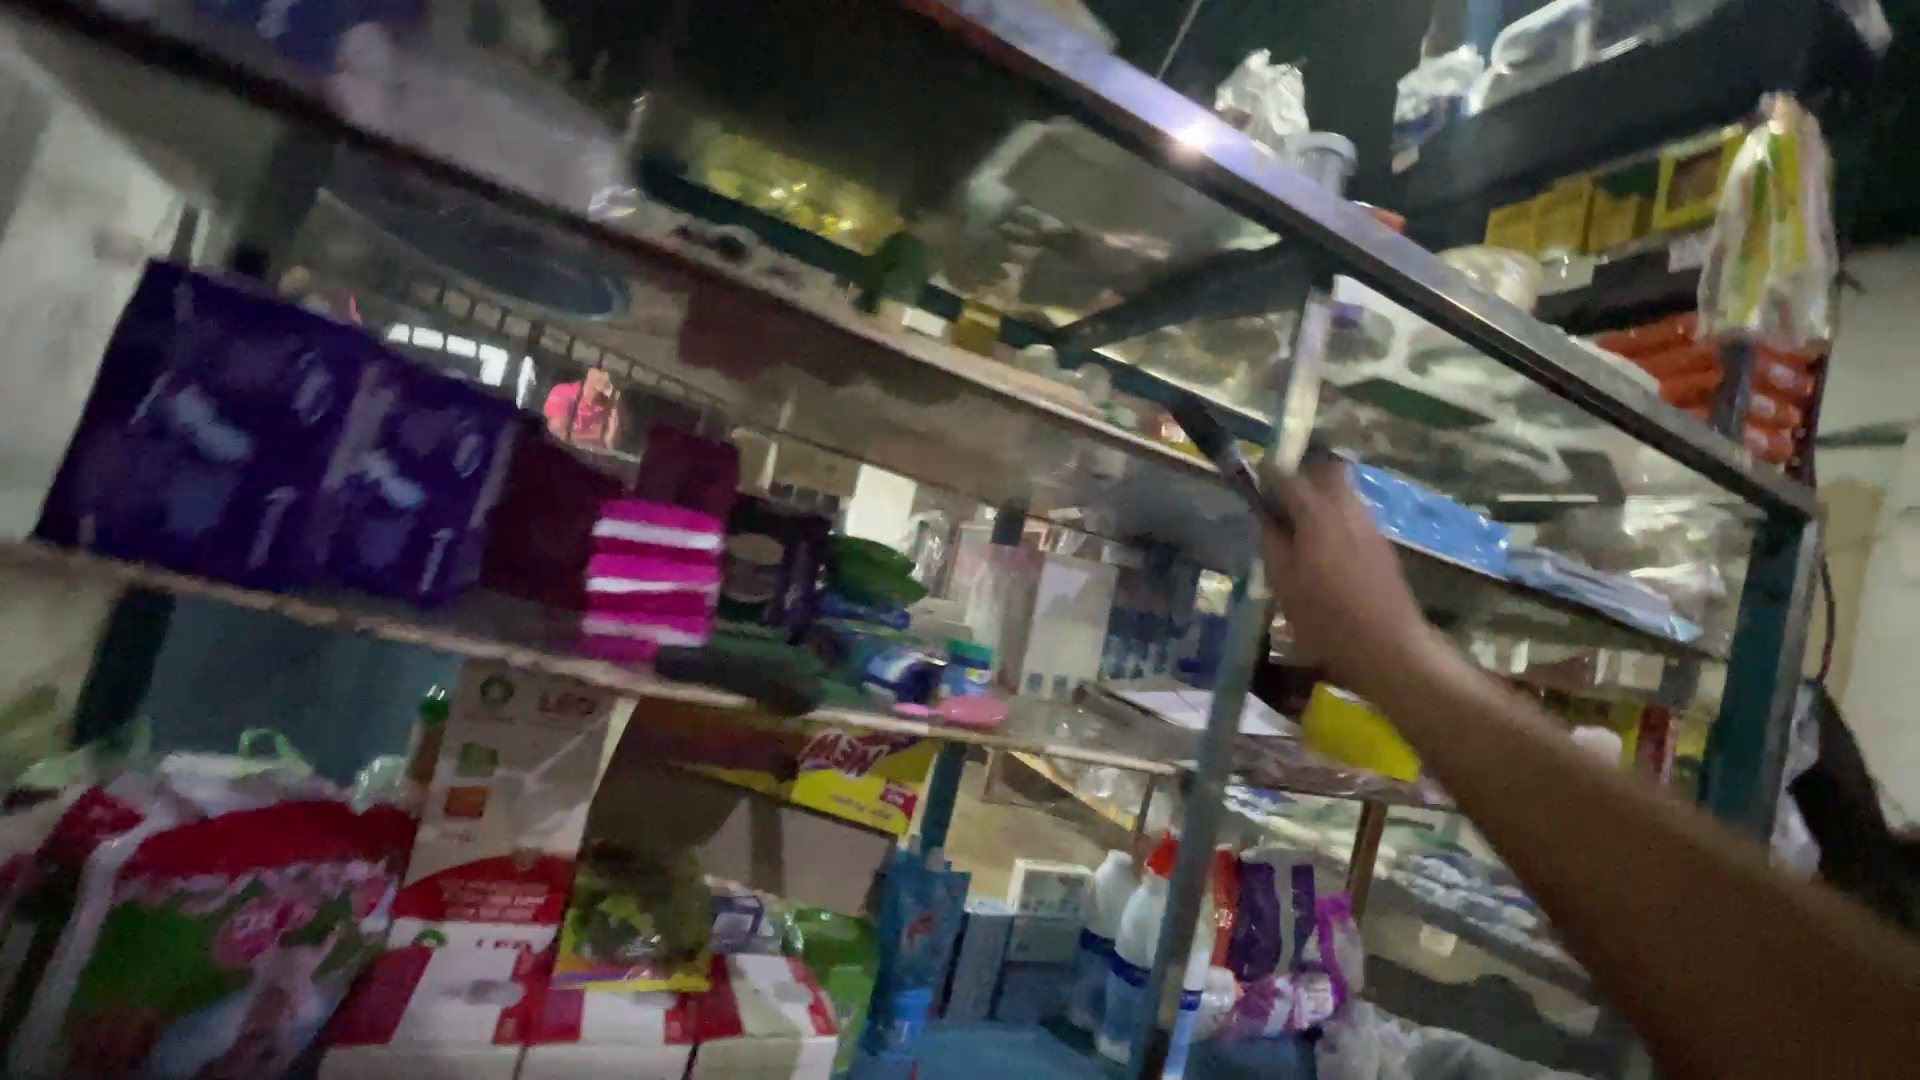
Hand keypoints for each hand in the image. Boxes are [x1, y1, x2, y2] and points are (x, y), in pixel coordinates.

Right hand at [1259, 460, 1452, 700]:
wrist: (1386, 646)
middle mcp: (1346, 508)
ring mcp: (1369, 524)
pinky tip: (1322, 550)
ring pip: (1343, 491)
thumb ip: (1271, 542)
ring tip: (1299, 528)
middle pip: (1326, 470)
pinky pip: (1353, 514)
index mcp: (1316, 513)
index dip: (1267, 476)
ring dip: (1320, 498)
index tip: (1255, 488)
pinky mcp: (1381, 543)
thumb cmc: (1323, 617)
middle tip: (1281, 502)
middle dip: (1302, 477)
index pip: (1287, 476)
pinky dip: (1334, 518)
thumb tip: (1267, 519)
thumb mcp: (1281, 581)